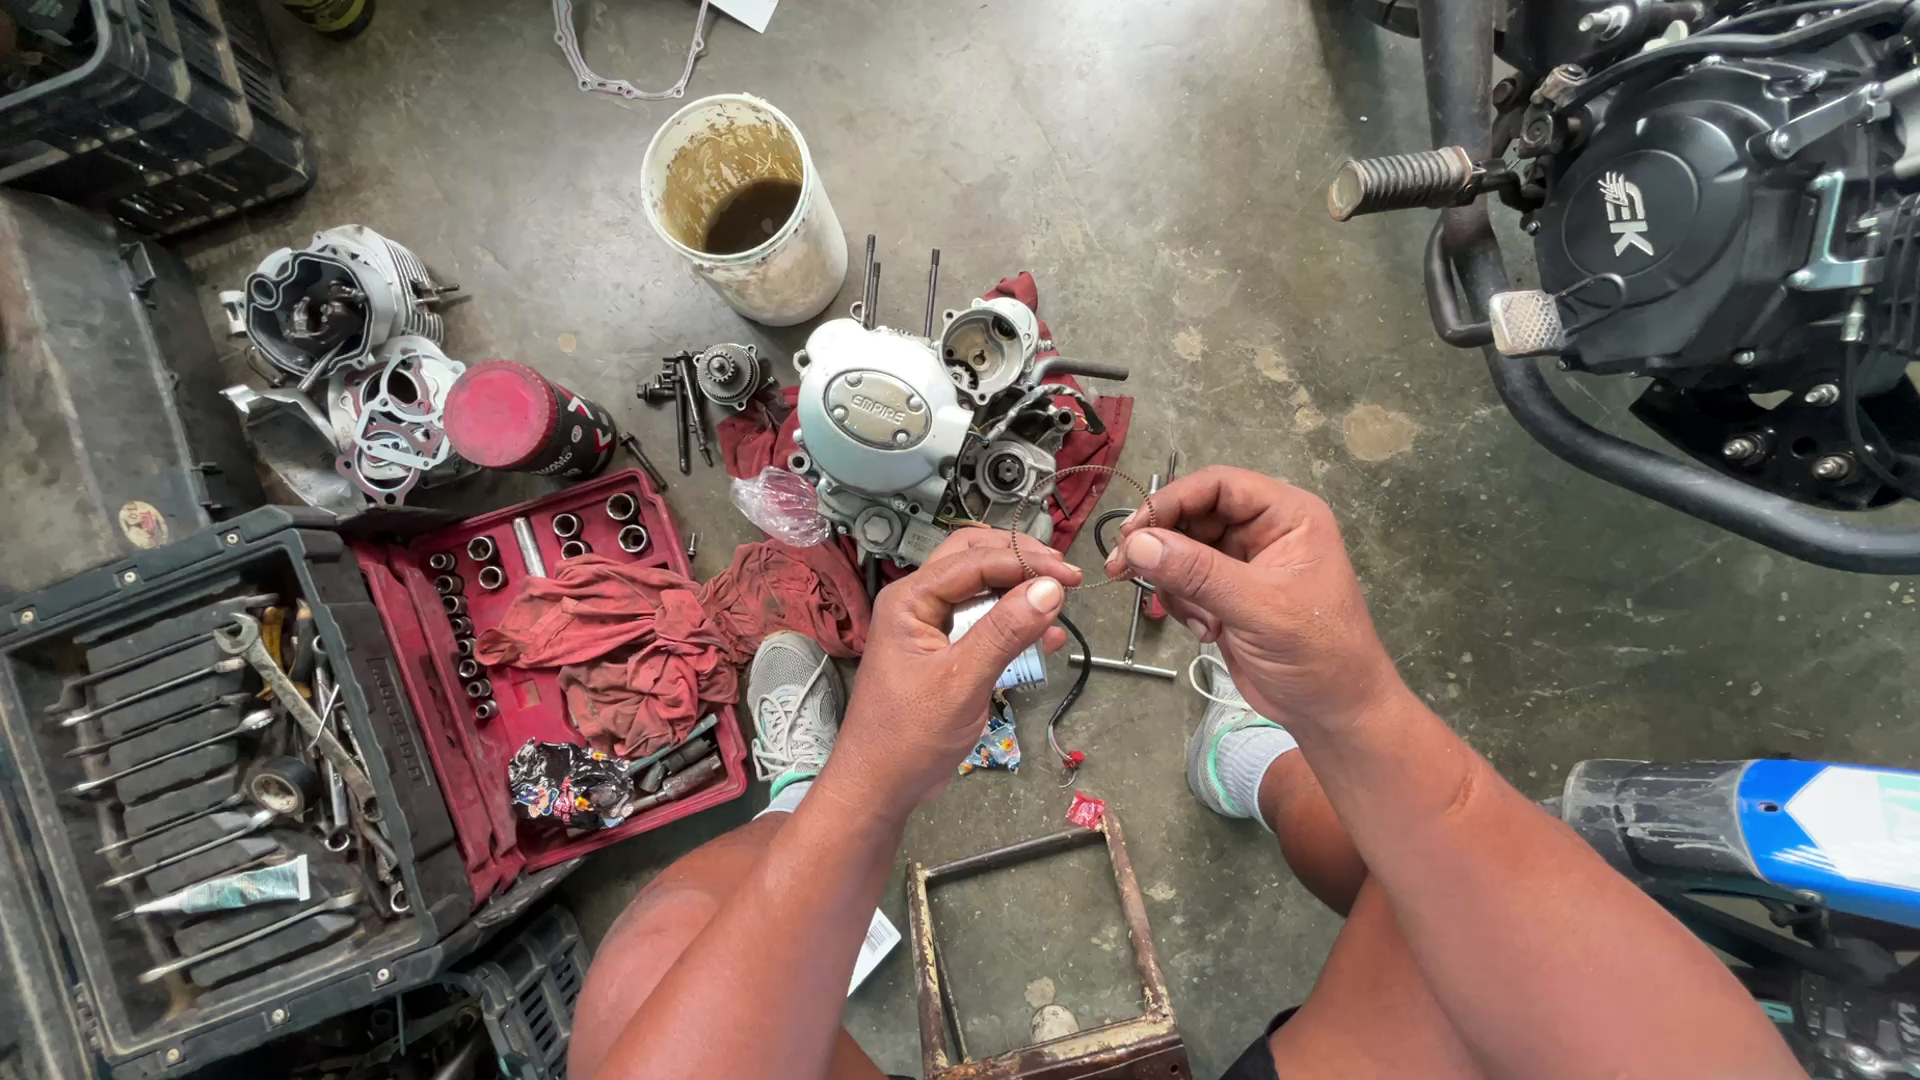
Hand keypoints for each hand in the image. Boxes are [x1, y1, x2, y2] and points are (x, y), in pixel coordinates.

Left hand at [820, 529, 1077, 809]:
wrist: (880, 785)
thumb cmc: (909, 735)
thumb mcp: (961, 682)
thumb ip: (1004, 633)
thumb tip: (1050, 589)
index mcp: (910, 599)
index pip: (974, 560)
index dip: (1025, 562)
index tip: (1070, 577)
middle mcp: (918, 602)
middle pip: (973, 559)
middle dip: (1019, 560)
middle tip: (1062, 573)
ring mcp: (930, 626)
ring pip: (981, 589)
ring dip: (1019, 591)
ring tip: (1059, 602)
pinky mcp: (946, 651)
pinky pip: (984, 623)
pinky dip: (1014, 624)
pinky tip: (1045, 638)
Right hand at [1106, 466, 1403, 729]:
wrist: (1332, 712)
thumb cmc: (1315, 653)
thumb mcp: (1258, 608)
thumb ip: (1196, 573)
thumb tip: (1136, 543)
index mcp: (1285, 516)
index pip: (1217, 485)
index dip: (1170, 501)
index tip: (1131, 532)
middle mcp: (1262, 530)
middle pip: (1192, 515)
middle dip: (1160, 545)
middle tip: (1123, 569)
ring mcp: (1242, 563)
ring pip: (1180, 550)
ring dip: (1173, 583)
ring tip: (1196, 619)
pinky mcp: (1225, 593)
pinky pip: (1183, 581)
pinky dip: (1182, 604)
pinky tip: (1207, 631)